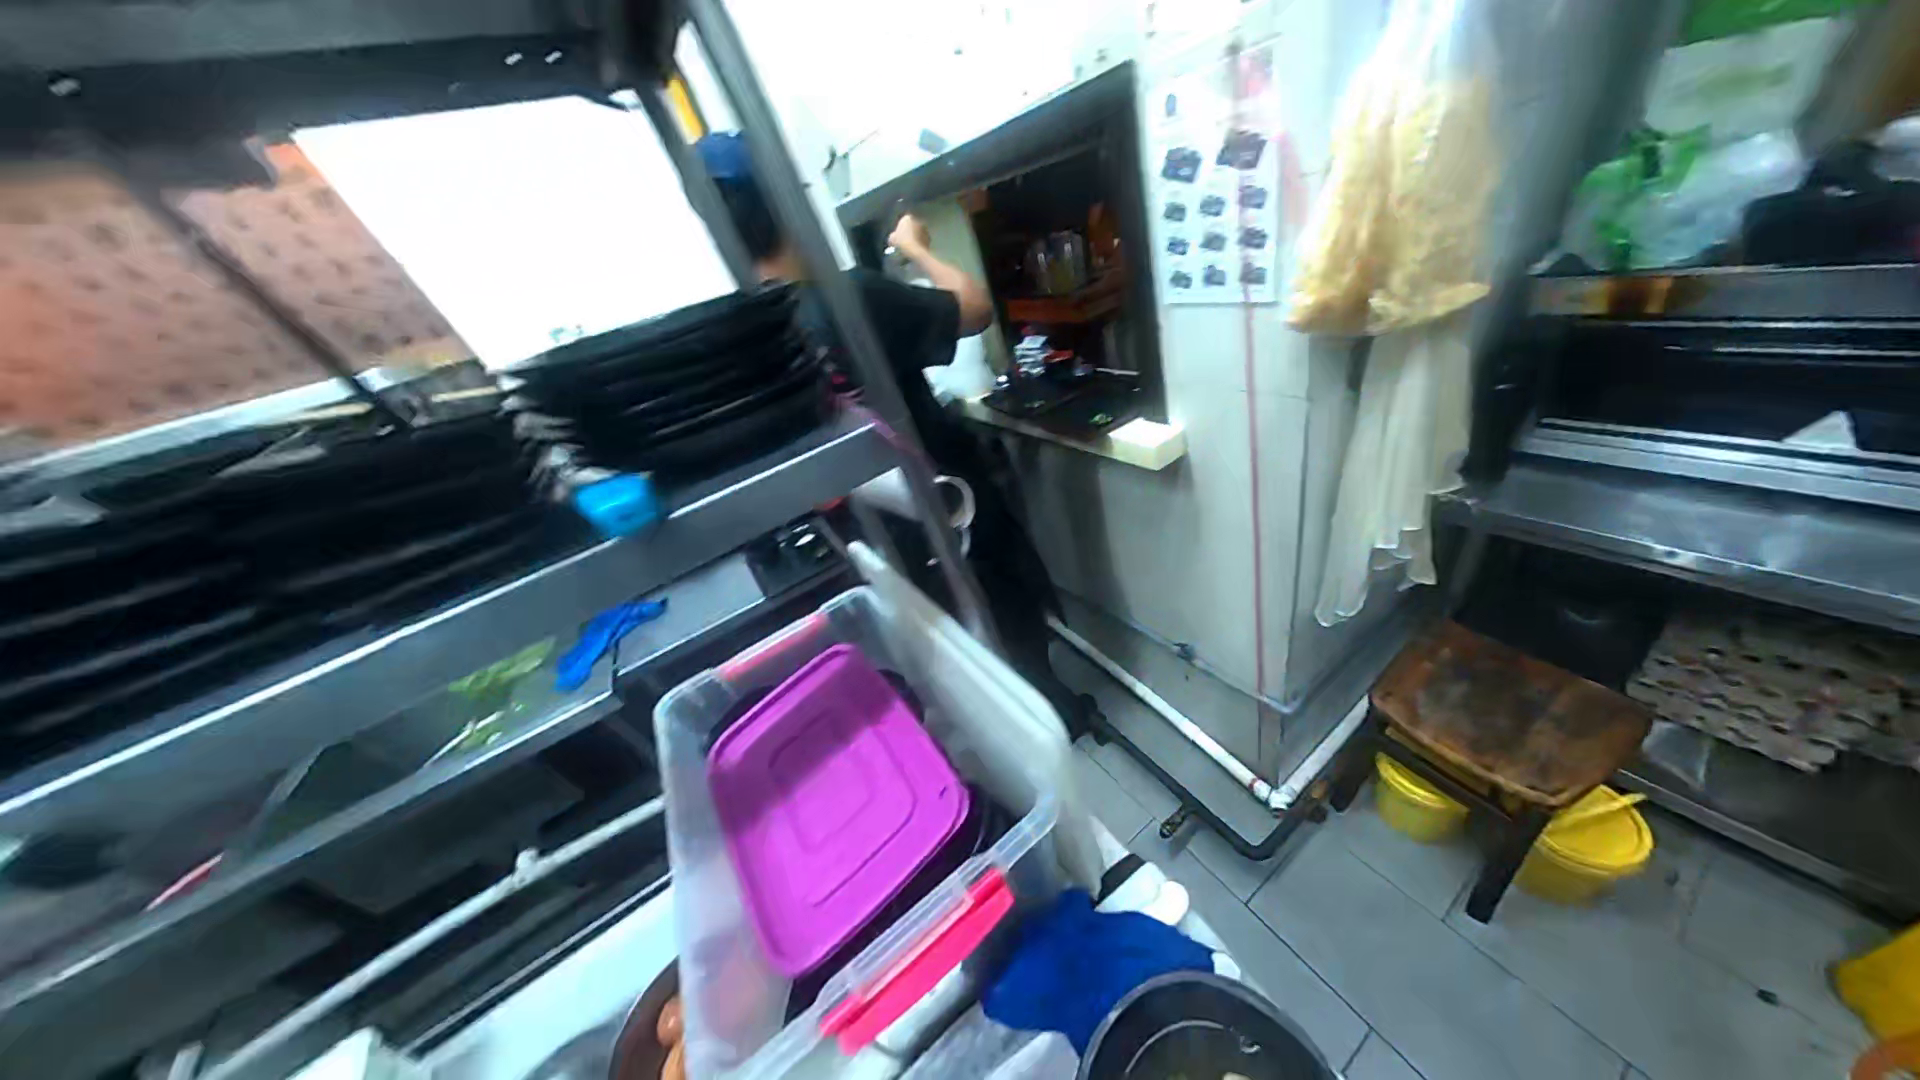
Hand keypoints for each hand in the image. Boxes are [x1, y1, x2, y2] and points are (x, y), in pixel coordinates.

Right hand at [888, 213, 931, 255]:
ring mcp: (924, 228)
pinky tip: (916, 248)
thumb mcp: (892, 239)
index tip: (899, 237)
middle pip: (911, 226)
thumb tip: (893, 237)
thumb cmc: (902, 242)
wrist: (916, 251)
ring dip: (915, 237)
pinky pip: (922, 239)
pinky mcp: (929, 237)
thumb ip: (893, 236)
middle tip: (905, 241)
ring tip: (911, 246)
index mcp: (907, 218)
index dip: (900, 230)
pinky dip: (920, 242)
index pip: (902, 222)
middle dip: (909, 232)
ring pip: (918, 232)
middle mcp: (917, 220)